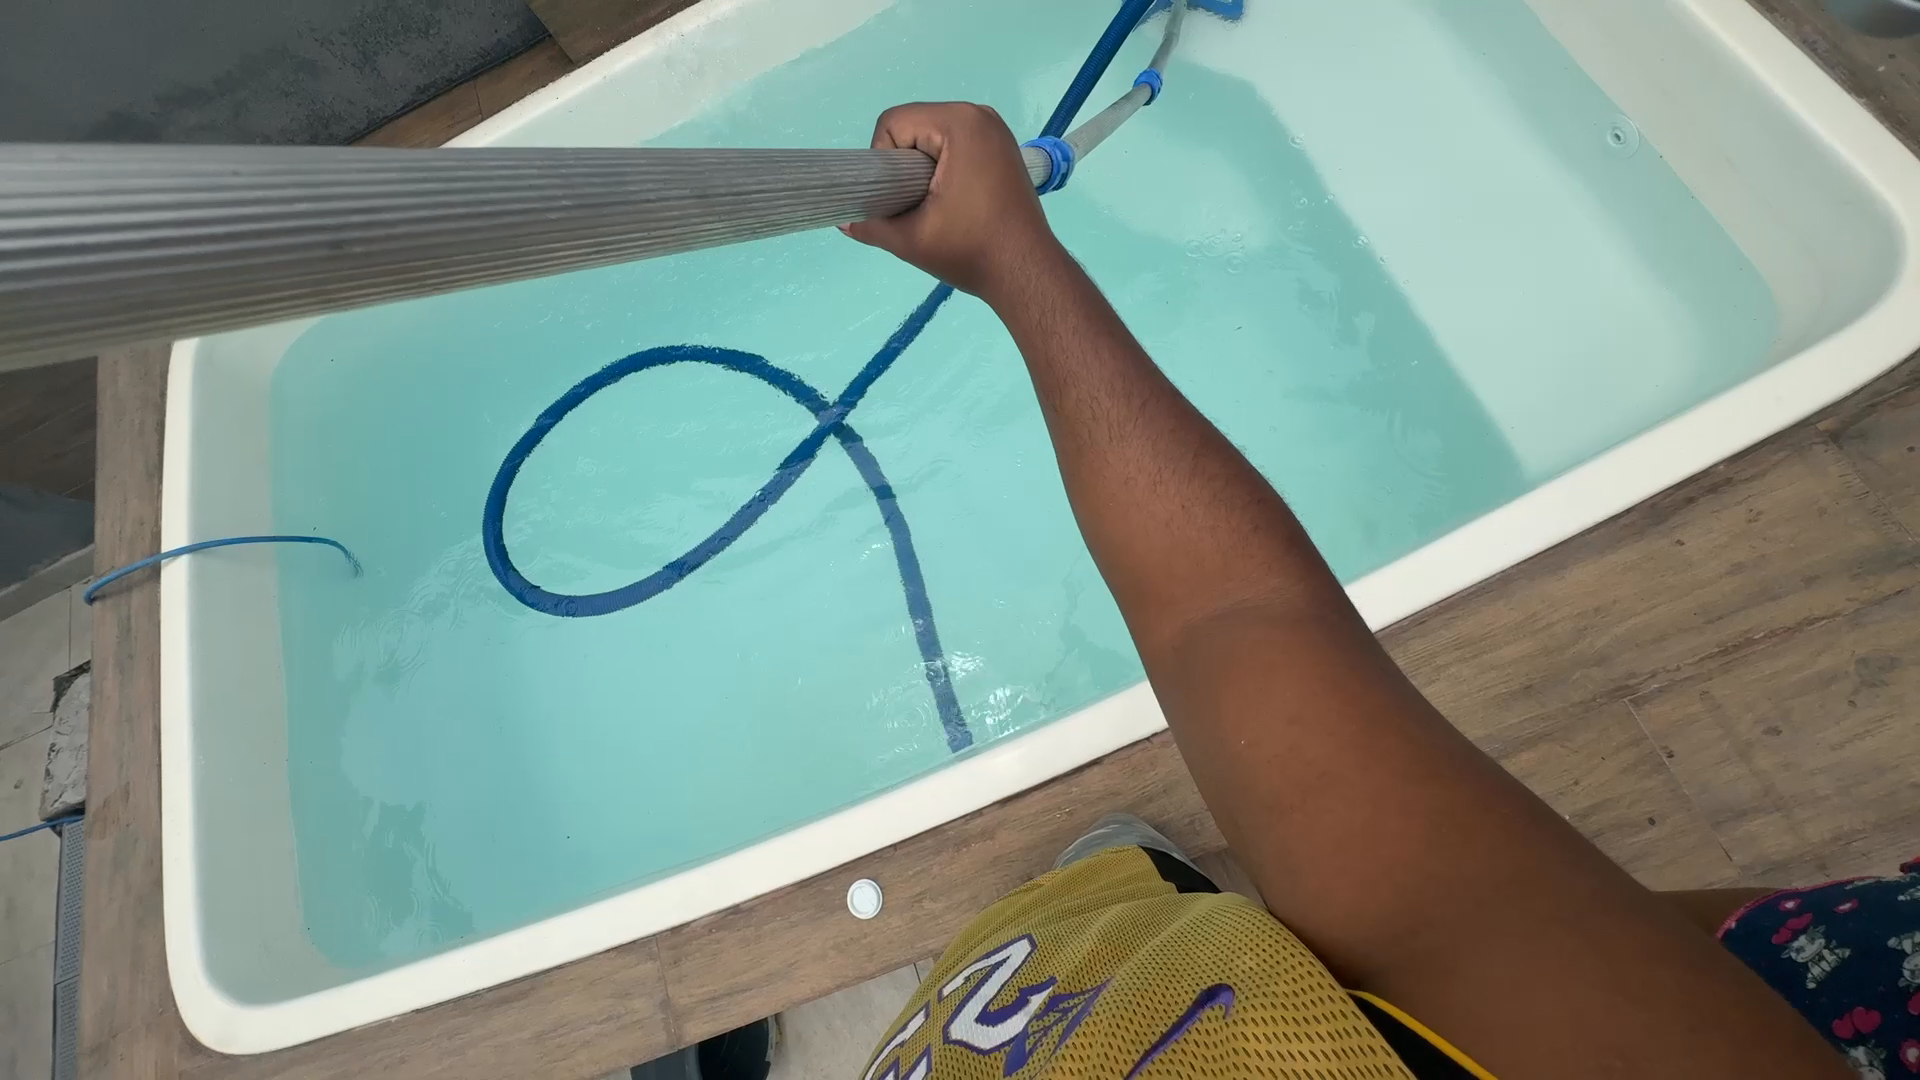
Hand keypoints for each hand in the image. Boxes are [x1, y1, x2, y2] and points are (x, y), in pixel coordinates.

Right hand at [842, 102, 1065, 302]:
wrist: (1026, 274)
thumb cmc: (972, 252)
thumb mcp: (913, 241)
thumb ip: (873, 225)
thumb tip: (844, 222)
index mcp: (959, 123)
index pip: (894, 123)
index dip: (882, 162)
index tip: (895, 201)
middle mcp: (980, 115)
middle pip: (915, 128)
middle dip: (904, 168)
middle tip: (913, 209)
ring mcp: (996, 132)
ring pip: (935, 140)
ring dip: (923, 173)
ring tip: (933, 210)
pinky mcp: (1003, 151)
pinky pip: (958, 149)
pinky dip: (945, 172)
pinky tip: (952, 206)